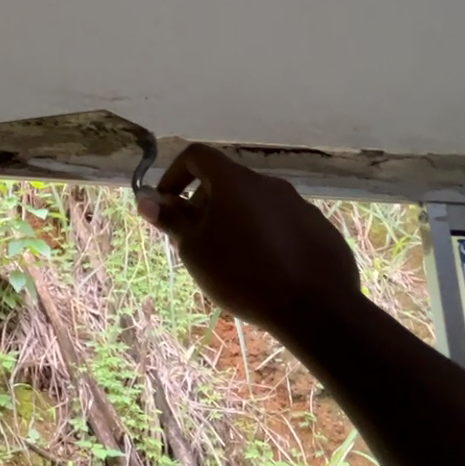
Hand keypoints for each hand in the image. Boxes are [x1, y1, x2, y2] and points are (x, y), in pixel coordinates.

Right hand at [135, 143, 363, 340]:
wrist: (317, 309)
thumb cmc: (241, 274)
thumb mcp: (193, 249)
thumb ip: (171, 219)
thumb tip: (146, 200)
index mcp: (233, 182)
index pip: (196, 156)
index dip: (174, 174)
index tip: (167, 205)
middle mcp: (267, 184)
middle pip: (225, 180)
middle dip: (202, 203)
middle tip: (195, 239)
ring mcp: (298, 204)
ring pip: (253, 202)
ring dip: (233, 219)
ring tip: (229, 258)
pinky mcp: (319, 228)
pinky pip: (280, 221)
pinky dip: (262, 234)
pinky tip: (263, 268)